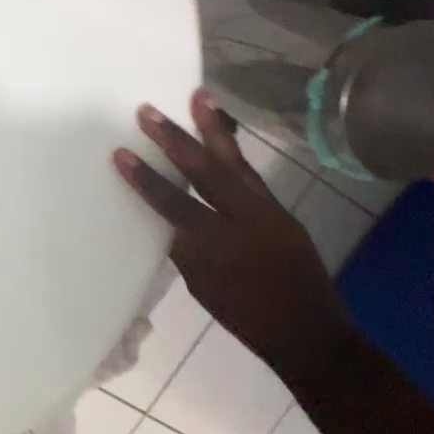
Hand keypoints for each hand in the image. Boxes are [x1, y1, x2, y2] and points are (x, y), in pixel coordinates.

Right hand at [113, 90, 358, 380]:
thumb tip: (166, 215)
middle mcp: (246, 221)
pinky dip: (233, 153)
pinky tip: (222, 137)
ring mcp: (269, 213)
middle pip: (206, 172)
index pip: (174, 204)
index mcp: (218, 245)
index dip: (146, 179)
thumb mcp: (202, 285)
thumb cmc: (246, 318)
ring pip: (235, 163)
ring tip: (199, 97)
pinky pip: (251, 175)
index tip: (120, 153)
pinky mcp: (282, 212)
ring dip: (213, 129)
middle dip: (175, 140)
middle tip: (148, 112)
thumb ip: (185, 246)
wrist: (313, 337)